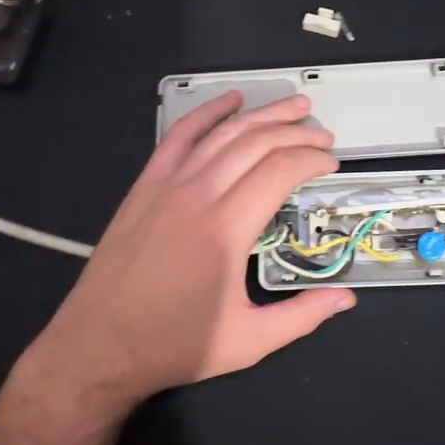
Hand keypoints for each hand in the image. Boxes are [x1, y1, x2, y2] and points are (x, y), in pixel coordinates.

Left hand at [20, 92, 357, 418]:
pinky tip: (231, 99)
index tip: (331, 164)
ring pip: (223, 133)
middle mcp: (198, 196)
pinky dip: (208, 112)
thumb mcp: (247, 342)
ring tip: (294, 106)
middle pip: (256, 143)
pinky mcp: (146, 185)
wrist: (98, 345)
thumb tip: (346, 298)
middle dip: (297, 133)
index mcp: (225, 230)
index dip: (312, 160)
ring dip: (263, 115)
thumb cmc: (174, 344)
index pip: (280, 171)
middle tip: (324, 135)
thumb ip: (301, 316)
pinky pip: (180, 135)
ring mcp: (168, 185)